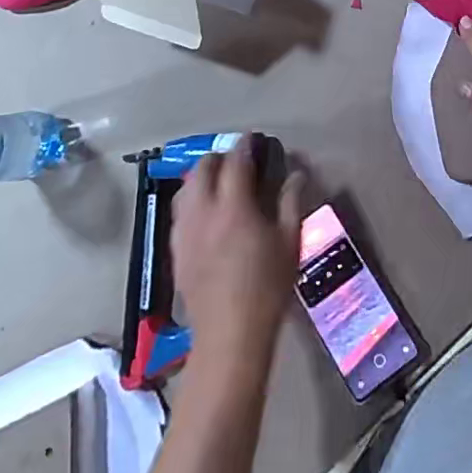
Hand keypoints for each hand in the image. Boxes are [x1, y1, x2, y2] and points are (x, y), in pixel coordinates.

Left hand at [170, 137, 306, 361]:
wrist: (230, 334)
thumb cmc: (267, 287)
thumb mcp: (290, 242)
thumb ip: (291, 202)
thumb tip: (295, 175)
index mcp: (234, 206)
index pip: (235, 162)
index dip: (244, 145)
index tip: (253, 138)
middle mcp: (203, 211)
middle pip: (203, 168)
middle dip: (220, 157)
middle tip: (238, 161)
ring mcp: (185, 230)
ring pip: (186, 188)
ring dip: (202, 176)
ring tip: (219, 181)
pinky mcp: (176, 249)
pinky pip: (180, 211)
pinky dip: (192, 199)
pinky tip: (206, 211)